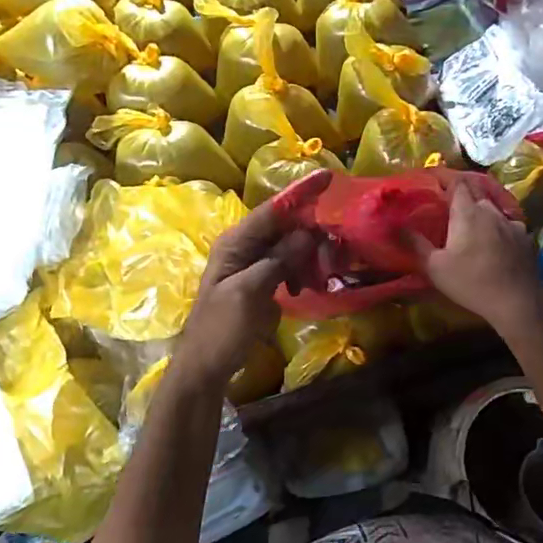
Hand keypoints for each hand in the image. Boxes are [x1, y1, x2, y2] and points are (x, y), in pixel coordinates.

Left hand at [175, 174, 324, 381]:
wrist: (205, 367)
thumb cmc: (221, 329)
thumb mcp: (249, 293)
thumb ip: (278, 260)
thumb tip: (308, 233)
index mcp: (235, 243)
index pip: (273, 210)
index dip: (301, 193)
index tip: (329, 176)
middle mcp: (245, 248)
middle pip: (285, 227)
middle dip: (312, 233)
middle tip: (336, 248)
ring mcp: (254, 266)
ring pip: (290, 248)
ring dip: (309, 257)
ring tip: (322, 274)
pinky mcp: (262, 284)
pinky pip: (289, 268)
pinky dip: (302, 273)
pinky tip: (309, 286)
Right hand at [412, 182, 542, 331]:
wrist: (518, 301)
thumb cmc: (471, 282)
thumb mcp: (435, 267)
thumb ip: (415, 244)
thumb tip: (395, 225)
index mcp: (467, 212)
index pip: (457, 182)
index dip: (446, 178)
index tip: (434, 180)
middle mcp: (491, 210)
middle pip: (476, 191)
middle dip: (462, 191)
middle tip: (449, 200)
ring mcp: (512, 223)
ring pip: (493, 208)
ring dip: (481, 209)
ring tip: (472, 220)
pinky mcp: (526, 237)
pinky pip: (509, 224)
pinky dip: (498, 226)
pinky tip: (496, 239)